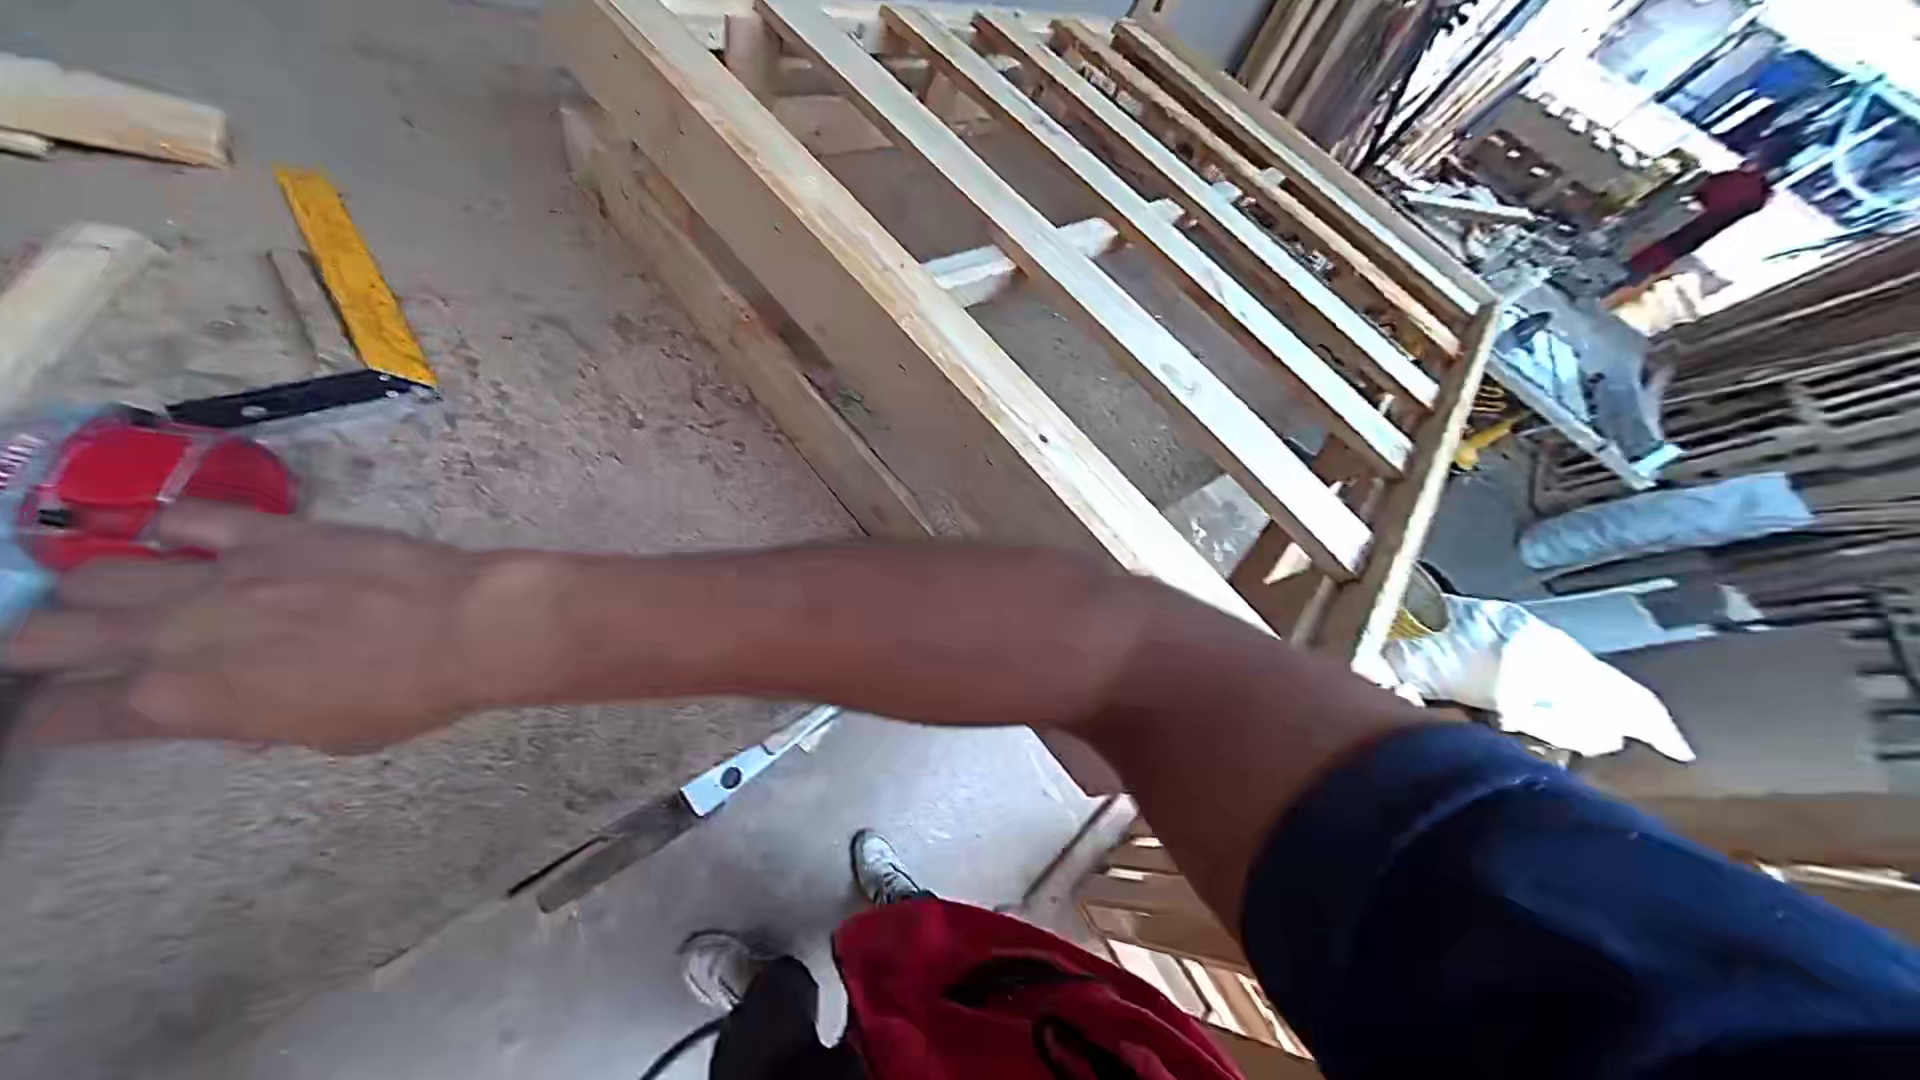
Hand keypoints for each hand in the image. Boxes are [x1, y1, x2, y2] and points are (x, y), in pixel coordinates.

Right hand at [4, 502, 494, 752]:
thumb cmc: (411, 694)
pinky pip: (191, 517)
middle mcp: (173, 637)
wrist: (467, 628)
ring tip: (121, 592)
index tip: (63, 711)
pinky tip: (189, 537)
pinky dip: (177, 526)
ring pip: (96, 572)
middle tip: (58, 647)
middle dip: (37, 645)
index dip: (50, 716)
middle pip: (44, 635)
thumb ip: (265, 724)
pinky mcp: (272, 532)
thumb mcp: (331, 736)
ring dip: (96, 587)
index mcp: (181, 704)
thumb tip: (239, 716)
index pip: (62, 716)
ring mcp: (219, 576)